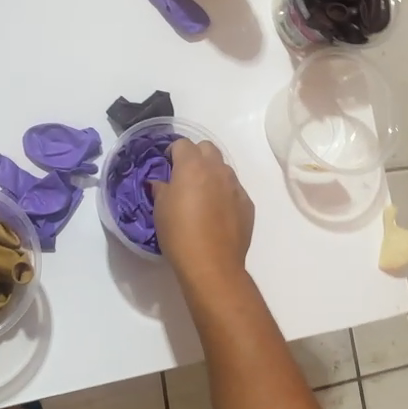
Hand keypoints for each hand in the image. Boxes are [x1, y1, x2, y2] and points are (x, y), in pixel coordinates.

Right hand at [153, 138, 254, 281]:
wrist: (212, 263)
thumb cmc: (179, 233)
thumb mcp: (160, 209)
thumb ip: (161, 189)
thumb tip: (161, 183)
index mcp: (193, 166)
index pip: (182, 144)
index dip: (172, 151)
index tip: (167, 164)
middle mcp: (217, 170)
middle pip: (207, 148)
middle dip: (195, 155)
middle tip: (184, 175)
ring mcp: (235, 186)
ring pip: (223, 168)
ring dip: (212, 173)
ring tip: (201, 195)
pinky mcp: (247, 204)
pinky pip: (234, 189)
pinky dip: (224, 193)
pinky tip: (217, 212)